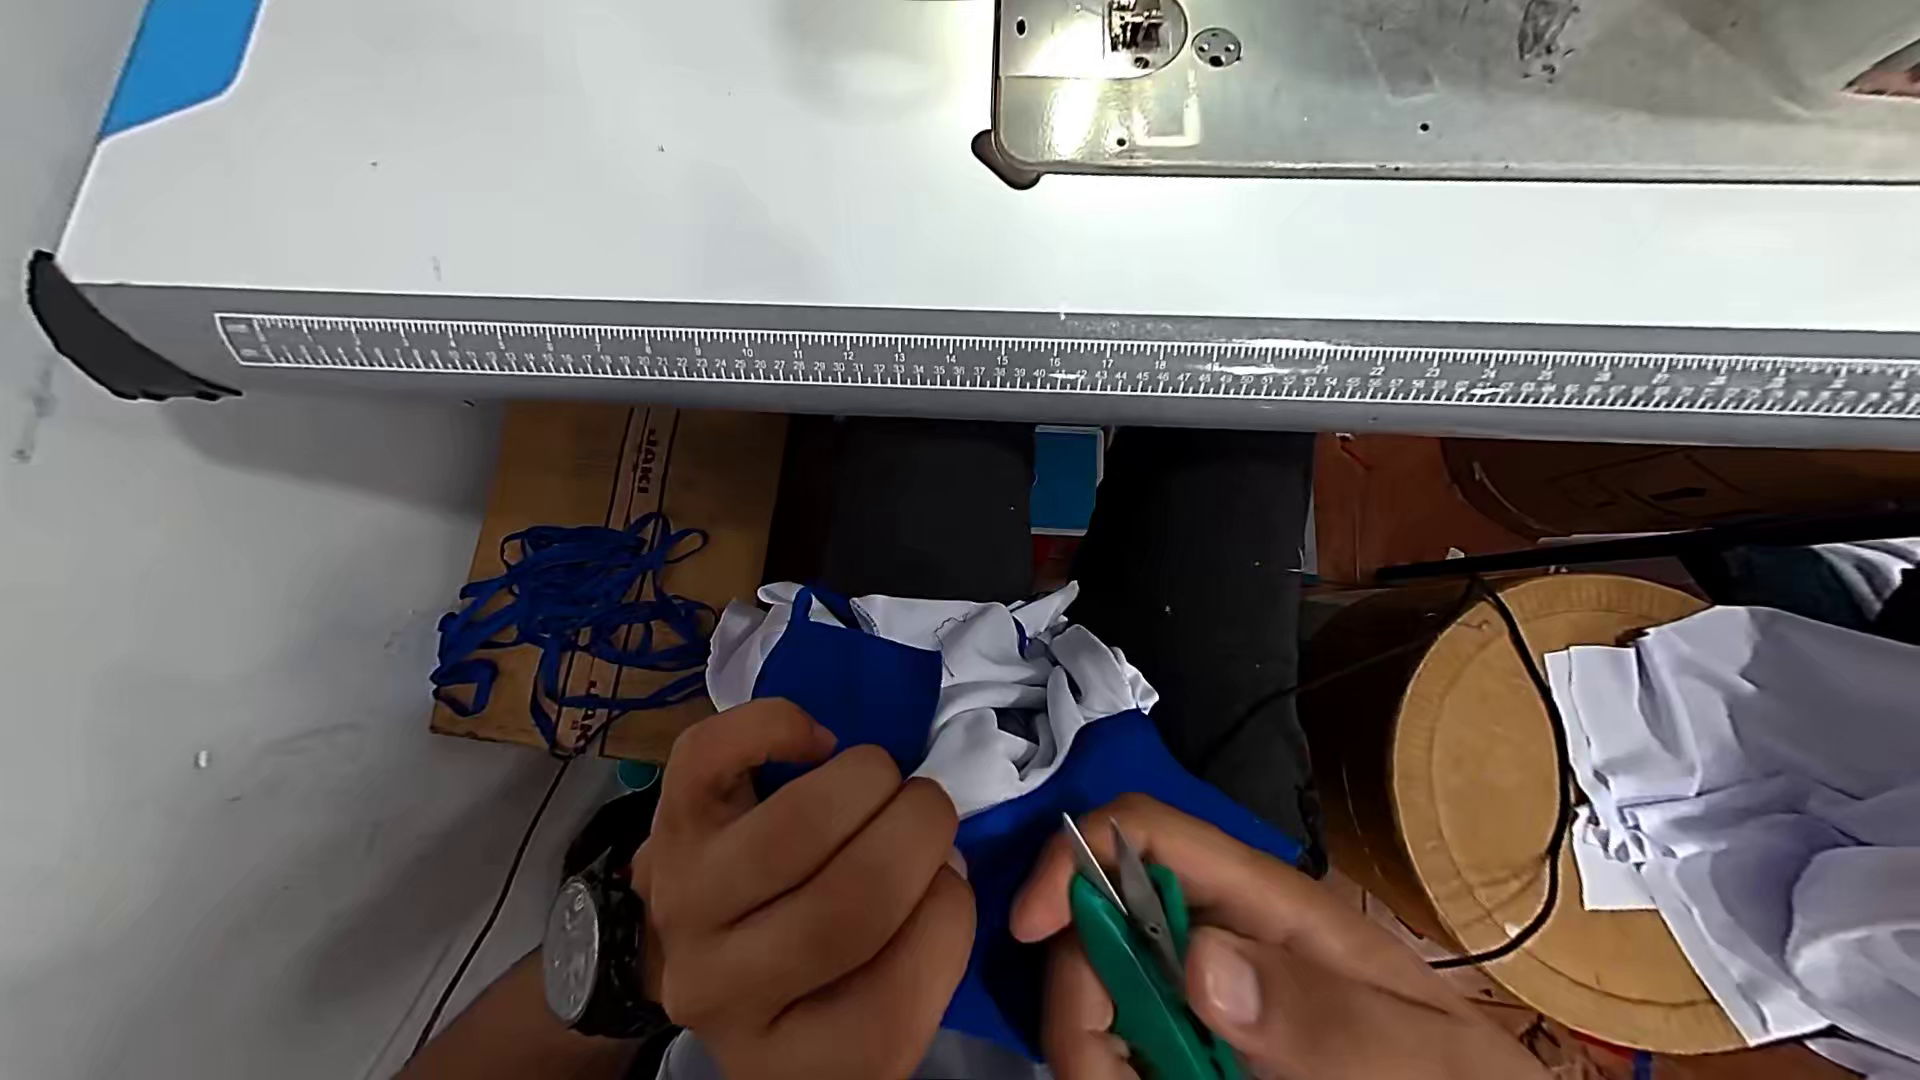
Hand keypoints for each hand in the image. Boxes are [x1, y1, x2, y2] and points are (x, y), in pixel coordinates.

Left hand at [632, 699, 974, 1079]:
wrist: (709, 925)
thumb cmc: (811, 949)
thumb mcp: (873, 980)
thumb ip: (924, 939)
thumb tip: (942, 857)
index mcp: (792, 1058)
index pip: (896, 1010)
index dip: (949, 915)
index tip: (946, 874)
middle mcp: (723, 990)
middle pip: (855, 898)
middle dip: (922, 825)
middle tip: (927, 805)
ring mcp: (688, 901)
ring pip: (802, 821)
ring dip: (873, 777)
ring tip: (880, 776)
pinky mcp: (671, 819)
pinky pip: (714, 752)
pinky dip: (779, 726)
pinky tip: (816, 742)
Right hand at [1011, 796, 1548, 1079]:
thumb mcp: (1416, 1058)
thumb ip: (1318, 1015)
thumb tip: (1195, 963)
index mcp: (1257, 897)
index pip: (1140, 830)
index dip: (1072, 855)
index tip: (1028, 927)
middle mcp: (1212, 922)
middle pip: (1100, 913)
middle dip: (1075, 987)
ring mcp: (1199, 978)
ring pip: (1098, 977)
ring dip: (1088, 1040)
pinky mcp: (1193, 1030)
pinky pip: (1120, 1032)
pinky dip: (1109, 1064)